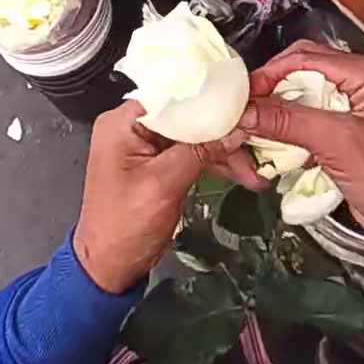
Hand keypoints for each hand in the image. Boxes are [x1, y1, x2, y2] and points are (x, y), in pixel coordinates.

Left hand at [74, 102, 263, 292]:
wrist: (108, 270)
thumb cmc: (124, 226)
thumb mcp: (164, 184)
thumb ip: (201, 150)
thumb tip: (239, 126)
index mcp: (124, 122)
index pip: (173, 93)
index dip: (209, 94)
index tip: (243, 99)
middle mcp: (135, 125)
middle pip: (188, 113)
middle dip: (223, 128)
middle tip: (255, 135)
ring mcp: (148, 144)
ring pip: (196, 133)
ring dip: (224, 149)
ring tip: (253, 167)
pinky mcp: (161, 161)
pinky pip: (194, 149)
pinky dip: (215, 160)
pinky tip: (241, 171)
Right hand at [240, 42, 363, 298]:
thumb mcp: (338, 146)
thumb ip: (289, 122)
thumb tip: (244, 110)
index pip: (309, 57)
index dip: (271, 74)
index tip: (241, 97)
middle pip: (310, 71)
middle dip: (277, 91)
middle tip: (247, 112)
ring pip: (313, 95)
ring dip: (286, 111)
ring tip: (258, 129)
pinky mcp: (363, 128)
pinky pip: (323, 116)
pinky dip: (301, 128)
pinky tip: (283, 146)